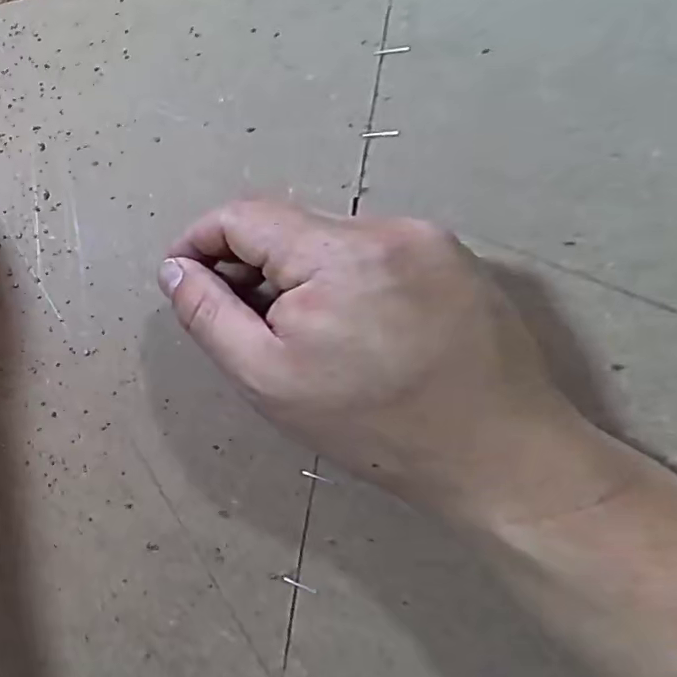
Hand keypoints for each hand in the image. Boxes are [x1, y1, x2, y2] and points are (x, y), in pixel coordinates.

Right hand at [158, 201, 595, 522]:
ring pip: (321, 238)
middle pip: (282, 225)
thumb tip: (174, 268)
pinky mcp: (452, 258)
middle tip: (235, 320)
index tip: (181, 280)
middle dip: (242, 263)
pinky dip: (330, 277)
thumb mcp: (263, 375)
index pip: (241, 216)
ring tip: (291, 332)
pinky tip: (341, 328)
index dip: (197, 242)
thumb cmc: (368, 425)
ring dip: (286, 272)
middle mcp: (387, 228)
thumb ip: (207, 313)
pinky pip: (363, 251)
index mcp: (339, 253)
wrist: (502, 460)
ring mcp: (428, 240)